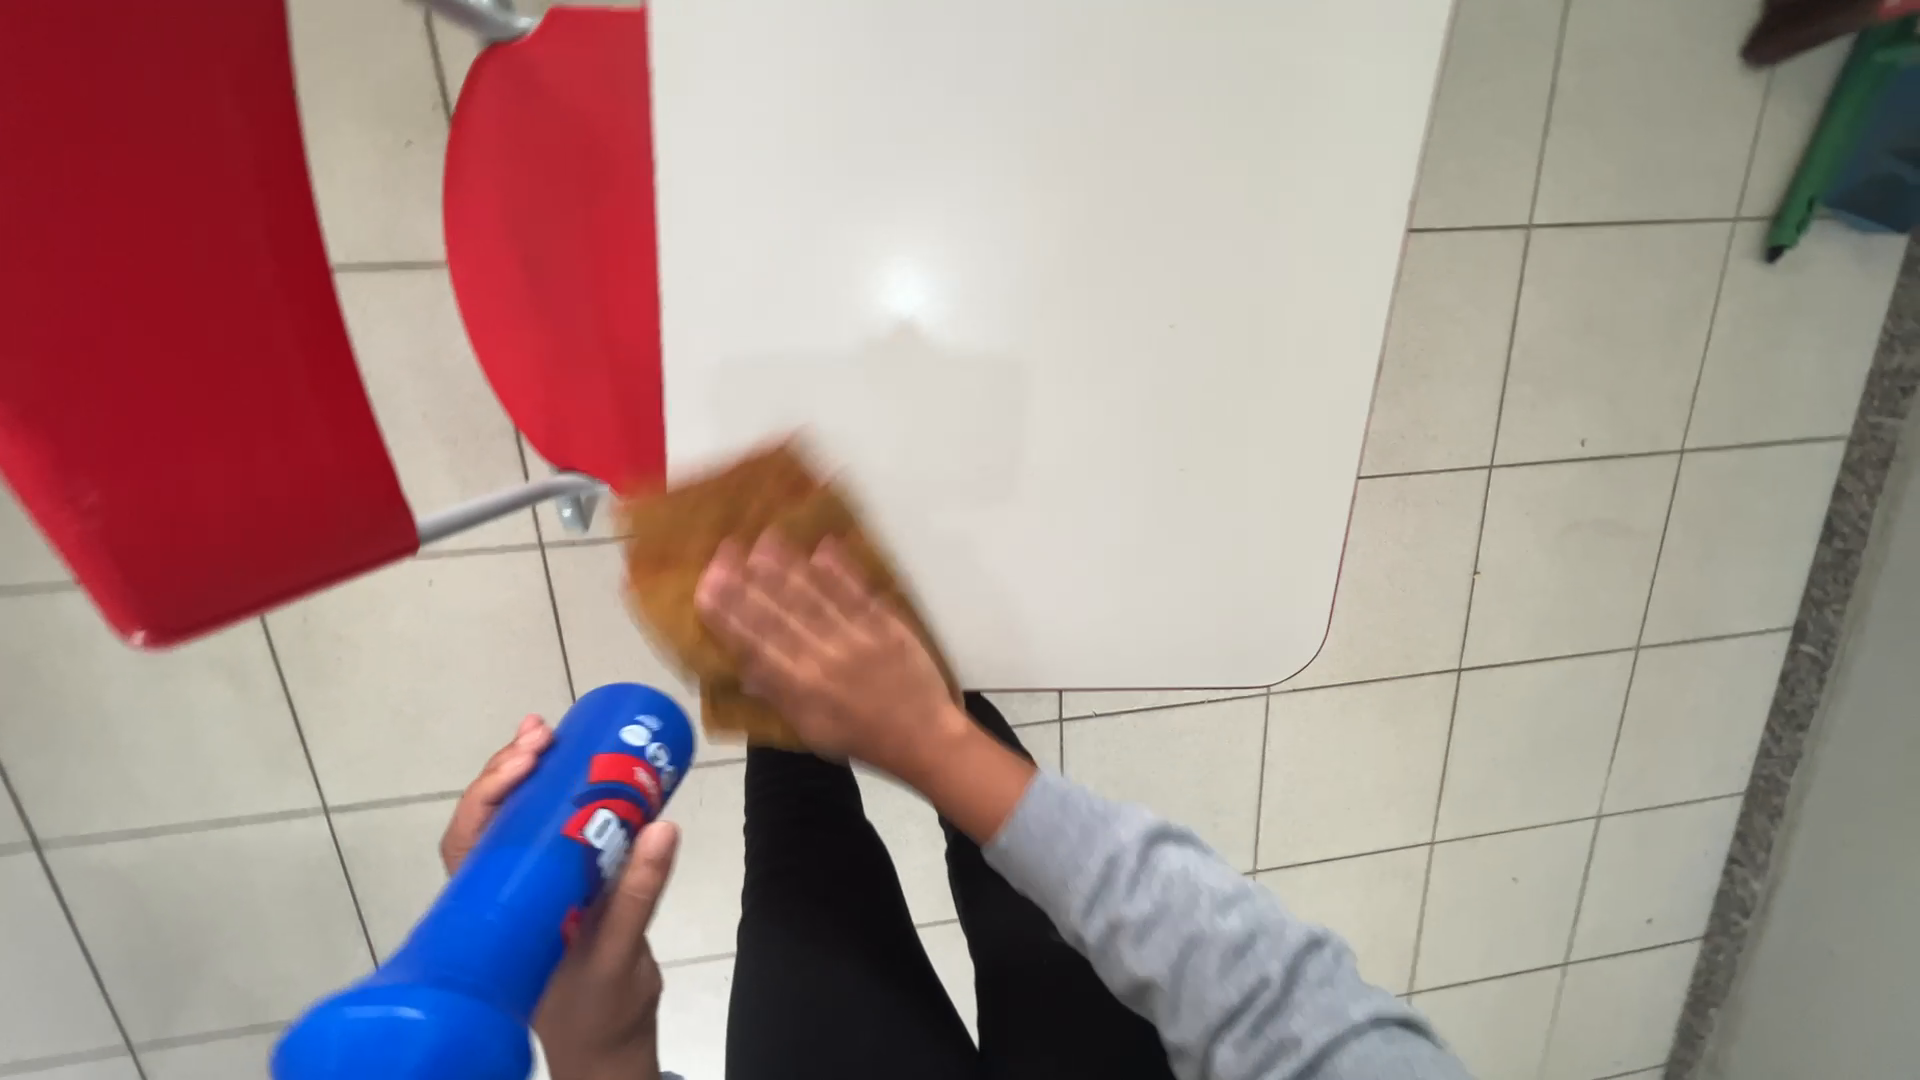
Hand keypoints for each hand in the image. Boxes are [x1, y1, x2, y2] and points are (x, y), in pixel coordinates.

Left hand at [443, 719, 681, 1079]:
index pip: (470, 843)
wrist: (609, 1039)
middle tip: (542, 732)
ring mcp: (534, 885)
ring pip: (516, 822)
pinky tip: (580, 766)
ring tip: (550, 732)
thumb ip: (639, 893)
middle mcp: (505, 893)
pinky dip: (561, 794)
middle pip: (490, 822)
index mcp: (495, 914)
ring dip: (530, 775)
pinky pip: (554, 831)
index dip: (491, 794)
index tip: (526, 758)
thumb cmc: (601, 1003)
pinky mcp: (565, 881)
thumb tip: (664, 826)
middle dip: (511, 771)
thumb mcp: (620, 952)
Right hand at [694, 534, 968, 780]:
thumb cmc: (862, 738)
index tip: (705, 587)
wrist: (924, 738)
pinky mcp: (888, 626)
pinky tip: (823, 547)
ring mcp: (857, 639)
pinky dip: (841, 570)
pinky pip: (859, 594)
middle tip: (723, 550)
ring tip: (764, 538)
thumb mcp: (812, 732)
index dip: (728, 616)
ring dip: (788, 566)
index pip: (755, 646)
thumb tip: (743, 670)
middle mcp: (824, 660)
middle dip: (748, 582)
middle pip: (779, 615)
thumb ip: (779, 697)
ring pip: (816, 597)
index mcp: (801, 689)